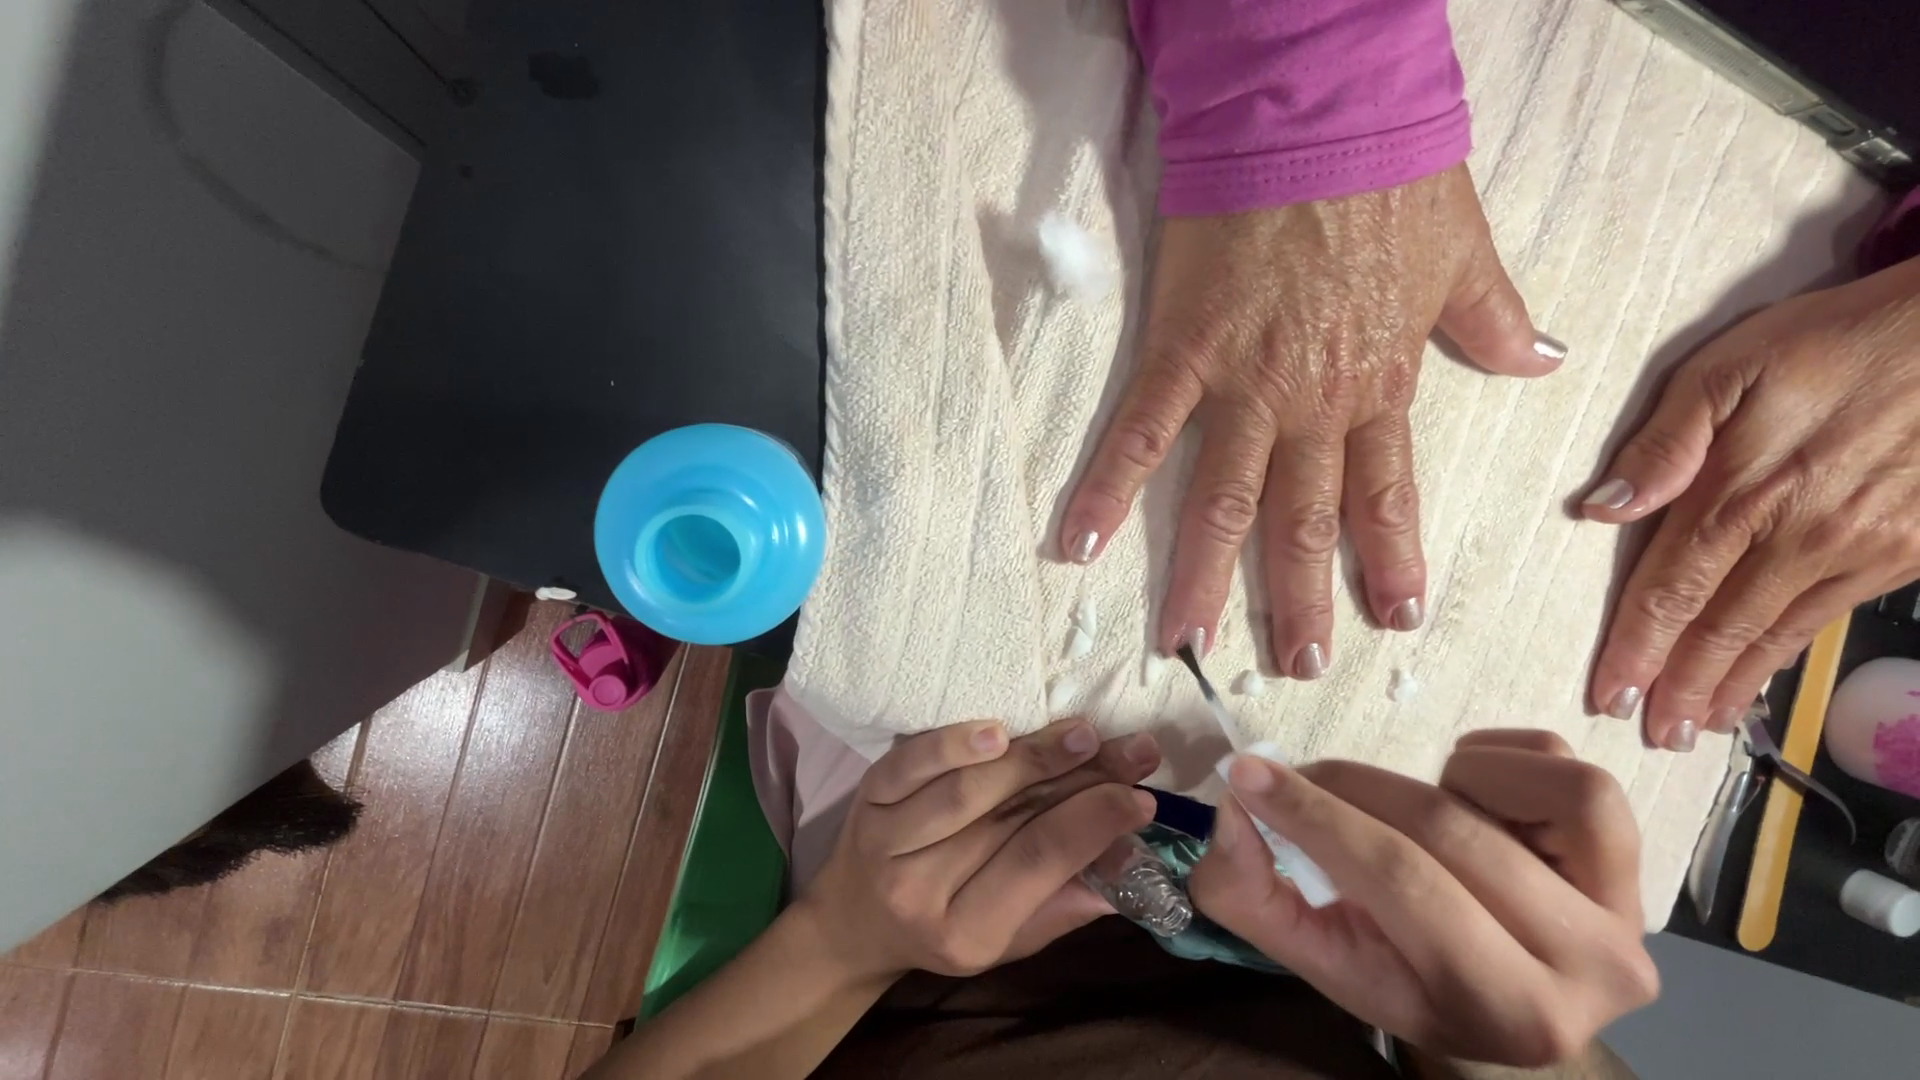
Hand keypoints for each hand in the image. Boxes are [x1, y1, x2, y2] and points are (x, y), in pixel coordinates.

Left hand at [792, 718, 1160, 981]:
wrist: (853, 920)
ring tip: (1082, 734)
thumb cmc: (941, 929)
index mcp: (964, 934)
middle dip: (1080, 780)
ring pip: (967, 790)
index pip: (1038, 864)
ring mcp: (887, 839)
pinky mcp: (868, 797)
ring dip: (1030, 757)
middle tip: (1131, 750)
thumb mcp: (1005, 940)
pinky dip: (952, 745)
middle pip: (1011, 821)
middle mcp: (920, 889)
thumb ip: (1062, 904)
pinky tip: (996, 729)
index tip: (1141, 797)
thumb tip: (1128, 855)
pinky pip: (911, 764)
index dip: (1093, 826)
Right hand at [1057, 165, 1562, 674]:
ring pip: (1222, 500)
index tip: (1396, 619)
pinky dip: (1107, 490)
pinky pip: (1139, 433)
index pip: (1387, 491)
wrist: (1314, 117)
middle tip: (1297, 666)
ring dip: (1205, 577)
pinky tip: (1077, 545)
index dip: (1392, 558)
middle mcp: (1309, 404)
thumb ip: (1493, 319)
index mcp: (1377, 383)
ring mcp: (1240, 386)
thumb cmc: (1386, 178)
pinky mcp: (1180, 355)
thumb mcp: (1462, 249)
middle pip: (1303, 519)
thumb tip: (1541, 362)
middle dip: (1302, 597)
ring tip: (1189, 642)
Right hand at [1188, 730, 1658, 1066]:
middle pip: (1447, 829)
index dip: (1316, 815)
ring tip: (1410, 808)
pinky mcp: (1637, 856)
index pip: (1401, 881)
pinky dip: (1500, 758)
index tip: (1246, 773)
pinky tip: (1469, 795)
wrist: (1493, 987)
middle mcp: (1595, 971)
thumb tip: (1234, 804)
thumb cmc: (1394, 968)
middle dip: (1350, 786)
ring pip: (1530, 789)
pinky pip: (1566, 764)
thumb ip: (1250, 891)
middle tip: (1298, 780)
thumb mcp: (1310, 949)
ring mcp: (1631, 912)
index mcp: (1504, 1010)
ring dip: (1444, 778)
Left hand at [1582, 257, 1919, 749]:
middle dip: (1679, 686)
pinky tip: (1764, 679)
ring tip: (1698, 727)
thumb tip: (1599, 509)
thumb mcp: (1726, 371)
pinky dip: (1788, 656)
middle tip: (1649, 735)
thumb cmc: (1836, 343)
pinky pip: (1830, 618)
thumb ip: (1662, 445)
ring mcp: (1864, 548)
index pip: (1667, 591)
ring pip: (1777, 633)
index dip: (1634, 648)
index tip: (1608, 695)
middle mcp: (1800, 536)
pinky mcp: (1910, 551)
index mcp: (1740, 495)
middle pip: (1719, 628)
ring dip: (1731, 684)